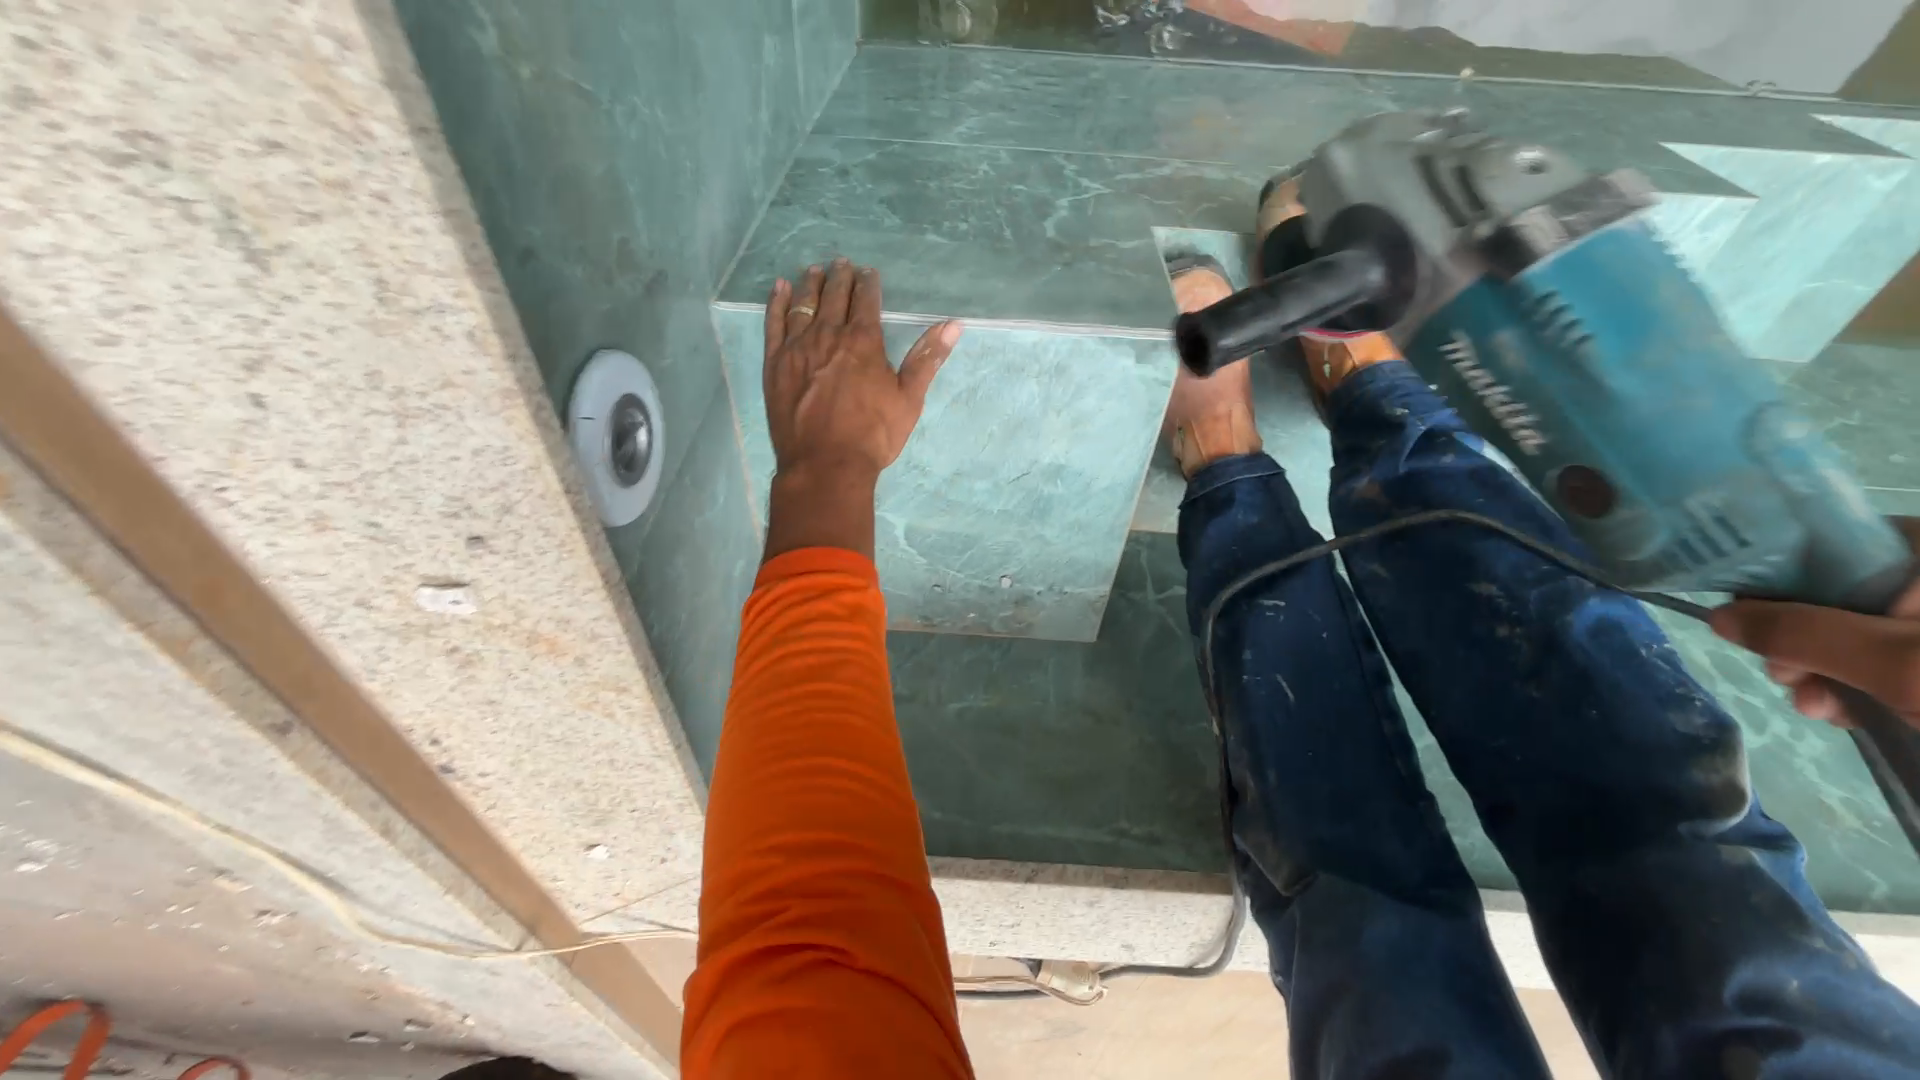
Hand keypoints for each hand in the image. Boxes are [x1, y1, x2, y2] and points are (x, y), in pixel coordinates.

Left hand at [760, 258, 962, 559]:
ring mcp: (798, 348)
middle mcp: (829, 335)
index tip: (869, 272)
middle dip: (841, 277)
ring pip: (804, 304)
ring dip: (810, 284)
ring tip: (815, 270)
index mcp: (864, 341)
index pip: (867, 300)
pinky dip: (776, 302)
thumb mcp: (909, 399)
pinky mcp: (775, 364)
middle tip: (842, 264)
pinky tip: (779, 289)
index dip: (869, 284)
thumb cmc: (873, 435)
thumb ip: (927, 359)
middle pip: (835, 296)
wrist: (825, 464)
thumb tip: (953, 326)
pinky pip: (774, 323)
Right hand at [1711, 519, 1919, 729]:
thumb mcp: (1894, 661)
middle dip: (1796, 639)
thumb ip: (1801, 633)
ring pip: (1849, 631)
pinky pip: (1876, 659)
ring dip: (1815, 669)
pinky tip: (1842, 712)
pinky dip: (1850, 685)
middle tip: (1786, 674)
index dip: (1779, 579)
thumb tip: (1718, 617)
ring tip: (1813, 705)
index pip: (1830, 544)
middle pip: (1833, 594)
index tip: (1754, 620)